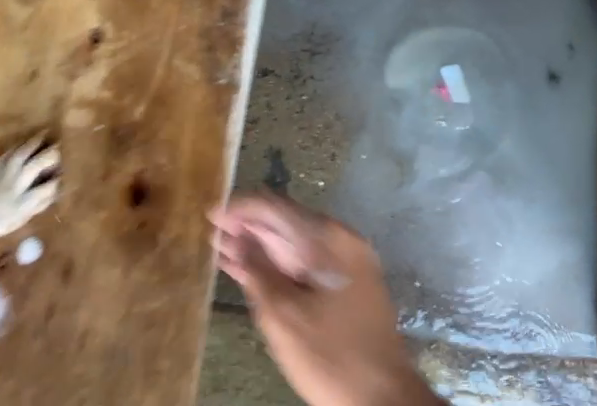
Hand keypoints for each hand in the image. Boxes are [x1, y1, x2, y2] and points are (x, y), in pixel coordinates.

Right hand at [212, 193, 441, 405]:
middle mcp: (341, 240)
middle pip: (286, 223)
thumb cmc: (331, 356)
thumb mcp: (284, 315)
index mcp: (328, 239)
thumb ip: (257, 270)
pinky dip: (278, 266)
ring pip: (294, 245)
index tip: (211, 214)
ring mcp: (347, 262)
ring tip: (222, 249)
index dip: (240, 210)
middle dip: (248, 228)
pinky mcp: (347, 284)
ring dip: (259, 247)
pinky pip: (305, 264)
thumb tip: (238, 236)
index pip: (276, 208)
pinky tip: (250, 271)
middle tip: (212, 232)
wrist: (385, 400)